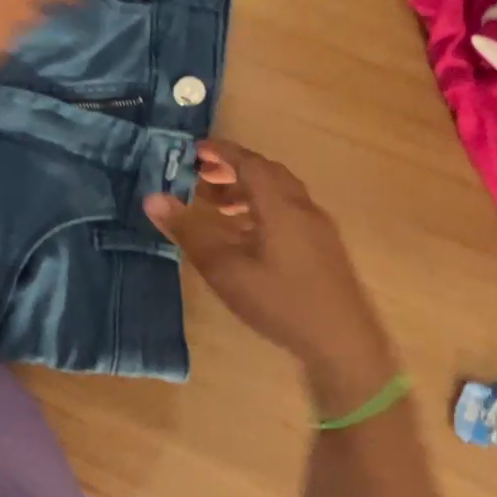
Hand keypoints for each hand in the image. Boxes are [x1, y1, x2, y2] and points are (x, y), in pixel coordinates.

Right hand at [144, 141, 393, 389]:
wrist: (344, 347)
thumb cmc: (280, 302)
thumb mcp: (223, 268)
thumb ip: (188, 230)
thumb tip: (152, 198)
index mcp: (281, 207)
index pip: (250, 163)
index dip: (221, 152)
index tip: (192, 149)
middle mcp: (304, 210)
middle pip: (268, 174)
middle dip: (233, 168)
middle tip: (200, 175)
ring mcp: (319, 230)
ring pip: (280, 193)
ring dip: (247, 189)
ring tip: (215, 204)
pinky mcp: (324, 250)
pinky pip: (289, 211)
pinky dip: (261, 207)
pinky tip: (243, 232)